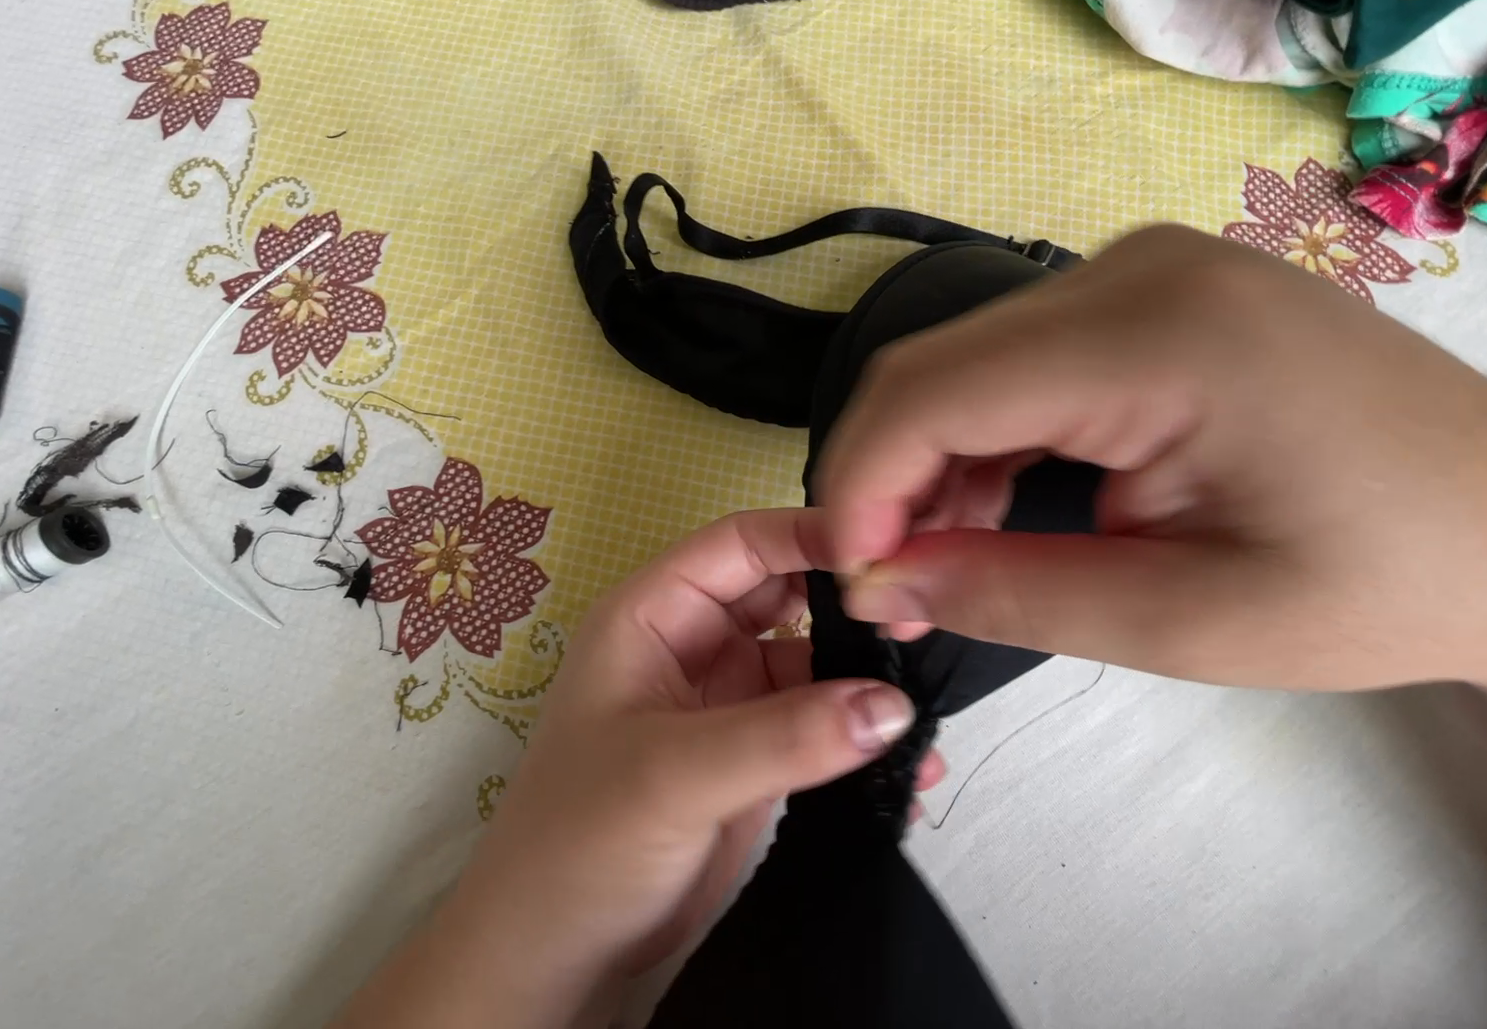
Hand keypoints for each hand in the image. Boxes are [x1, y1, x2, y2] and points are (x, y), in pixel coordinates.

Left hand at [331, 508, 939, 1028]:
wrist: (559, 951)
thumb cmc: (580, 840)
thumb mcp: (673, 774)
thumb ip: (783, 736)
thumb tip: (891, 704)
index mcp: (653, 614)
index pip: (740, 545)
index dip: (808, 536)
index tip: (885, 553)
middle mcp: (695, 643)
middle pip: (787, 594)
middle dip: (850, 606)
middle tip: (921, 630)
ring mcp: (730, 698)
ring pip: (814, 661)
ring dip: (866, 681)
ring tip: (928, 708)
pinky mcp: (758, 752)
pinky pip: (824, 724)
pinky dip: (864, 737)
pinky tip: (910, 765)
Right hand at [815, 224, 1486, 1025]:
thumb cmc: (1381, 586)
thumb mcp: (1180, 619)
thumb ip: (1005, 594)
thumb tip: (875, 585)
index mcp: (1154, 334)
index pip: (933, 391)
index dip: (861, 483)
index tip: (848, 575)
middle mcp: (1134, 271)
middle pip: (937, 369)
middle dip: (886, 478)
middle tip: (889, 581)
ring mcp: (1143, 272)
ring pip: (967, 366)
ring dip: (933, 463)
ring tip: (943, 558)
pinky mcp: (1150, 298)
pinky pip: (1018, 364)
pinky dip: (985, 440)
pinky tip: (1000, 506)